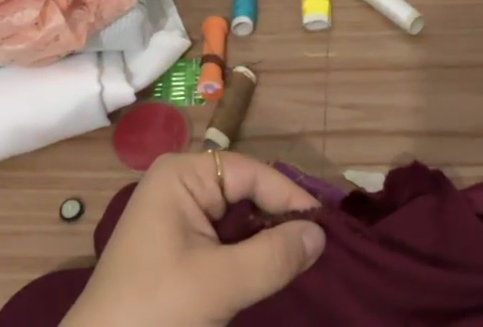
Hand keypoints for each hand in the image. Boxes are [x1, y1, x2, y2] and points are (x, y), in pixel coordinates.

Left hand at [62, 151, 326, 326]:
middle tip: (320, 247)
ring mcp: (177, 214)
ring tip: (303, 261)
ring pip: (238, 217)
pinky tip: (271, 272)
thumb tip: (320, 234)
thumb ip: (272, 256)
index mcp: (181, 175)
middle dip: (279, 217)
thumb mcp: (219, 283)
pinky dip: (248, 254)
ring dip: (266, 239)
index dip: (289, 197)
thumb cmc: (154, 309)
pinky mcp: (178, 246)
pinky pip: (225, 238)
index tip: (327, 229)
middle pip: (245, 190)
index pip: (250, 172)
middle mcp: (179, 184)